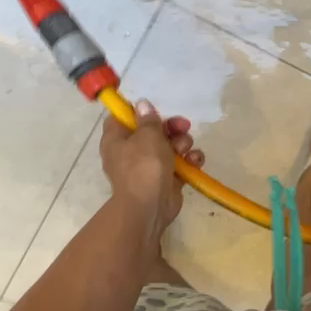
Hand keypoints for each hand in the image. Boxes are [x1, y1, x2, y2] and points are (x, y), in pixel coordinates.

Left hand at [98, 101, 203, 232]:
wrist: (150, 206)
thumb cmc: (143, 166)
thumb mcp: (147, 136)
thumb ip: (148, 119)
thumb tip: (142, 104)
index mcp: (117, 139)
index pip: (123, 117)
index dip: (138, 110)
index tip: (156, 106)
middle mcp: (130, 151)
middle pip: (152, 130)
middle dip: (170, 127)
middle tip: (183, 125)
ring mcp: (149, 166)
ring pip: (169, 145)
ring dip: (182, 143)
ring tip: (186, 149)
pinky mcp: (166, 178)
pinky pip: (180, 163)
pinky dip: (188, 161)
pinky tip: (194, 161)